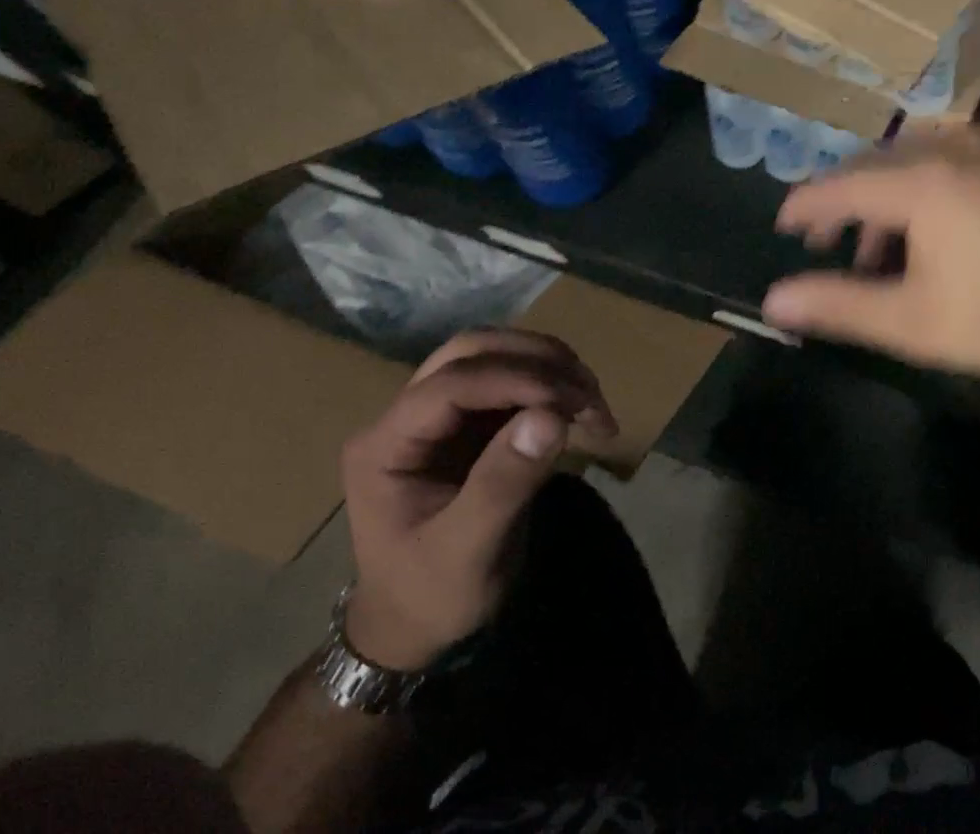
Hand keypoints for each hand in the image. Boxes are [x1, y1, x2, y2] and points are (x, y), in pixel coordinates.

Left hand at [337, 329, 617, 669]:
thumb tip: (551, 416)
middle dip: (537, 362)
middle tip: (588, 397)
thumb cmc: (433, 595)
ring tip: (594, 405)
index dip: (516, 380)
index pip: (451, 383)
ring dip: (550, 369)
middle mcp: (407, 419)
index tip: (574, 402)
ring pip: (495, 359)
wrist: (417, 626)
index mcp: (385, 445)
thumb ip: (505, 482)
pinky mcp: (472, 429)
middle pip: (471, 352)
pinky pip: (515, 386)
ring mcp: (441, 420)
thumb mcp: (469, 551)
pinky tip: (584, 414)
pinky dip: (554, 388)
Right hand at [764, 128, 979, 376]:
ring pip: (916, 160)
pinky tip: (934, 232)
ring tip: (884, 257)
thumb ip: (839, 306)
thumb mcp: (913, 323)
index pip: (839, 183)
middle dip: (846, 206)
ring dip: (888, 200)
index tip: (784, 229)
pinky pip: (953, 159)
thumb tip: (773, 300)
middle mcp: (954, 146)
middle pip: (876, 165)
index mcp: (922, 180)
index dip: (804, 207)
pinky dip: (927, 188)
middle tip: (830, 250)